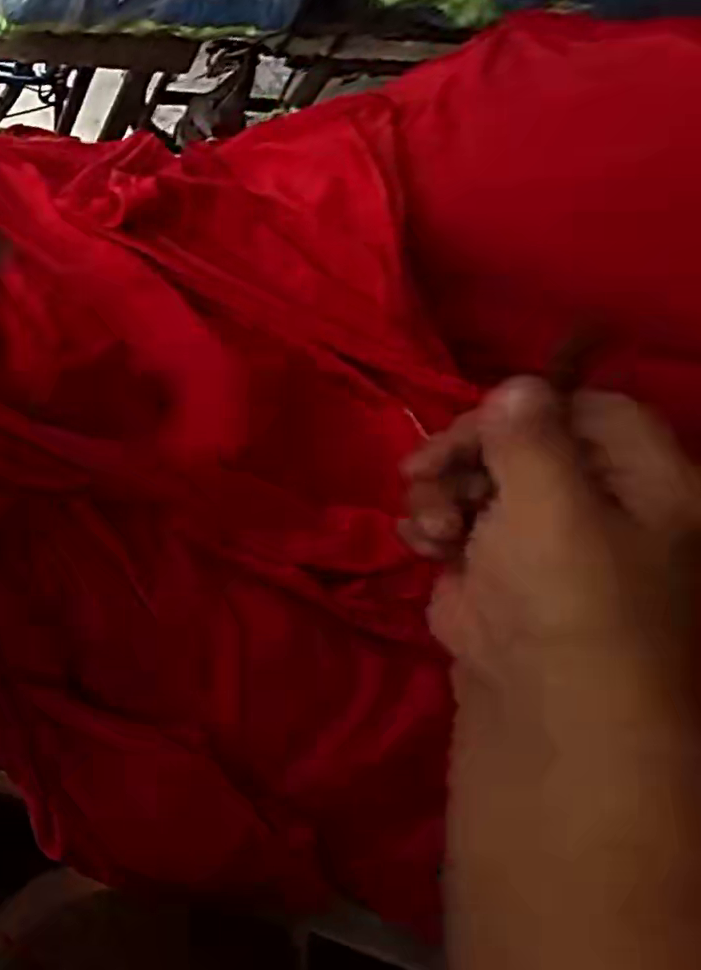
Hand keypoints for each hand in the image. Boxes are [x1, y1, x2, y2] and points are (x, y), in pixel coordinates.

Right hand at [399, 377, 700, 680]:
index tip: (470, 434)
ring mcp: (538, 525)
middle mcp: (597, 496)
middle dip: (459, 456)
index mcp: (646, 480)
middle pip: (516, 440)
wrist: (540, 684)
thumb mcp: (550, 509)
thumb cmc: (568, 593)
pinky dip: (428, 525)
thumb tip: (516, 382)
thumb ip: (529, 443)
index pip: (588, 410)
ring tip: (434, 531)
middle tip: (421, 474)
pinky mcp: (489, 550)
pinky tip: (429, 547)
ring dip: (436, 495)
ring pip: (470, 476)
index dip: (523, 413)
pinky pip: (447, 512)